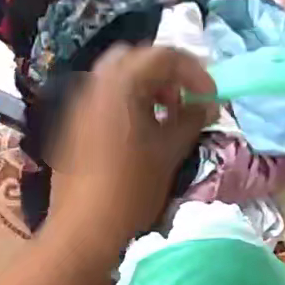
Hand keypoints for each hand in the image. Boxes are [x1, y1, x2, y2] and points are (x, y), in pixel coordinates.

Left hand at [44, 45, 213, 256]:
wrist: (84, 229)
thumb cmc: (131, 190)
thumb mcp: (168, 153)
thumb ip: (191, 120)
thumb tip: (208, 104)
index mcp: (121, 84)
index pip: (164, 55)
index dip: (194, 72)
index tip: (211, 98)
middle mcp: (95, 83)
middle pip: (137, 59)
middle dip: (166, 74)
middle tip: (185, 101)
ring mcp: (79, 103)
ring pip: (117, 78)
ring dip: (146, 89)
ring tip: (165, 120)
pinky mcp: (72, 124)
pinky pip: (104, 99)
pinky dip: (127, 104)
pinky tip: (140, 135)